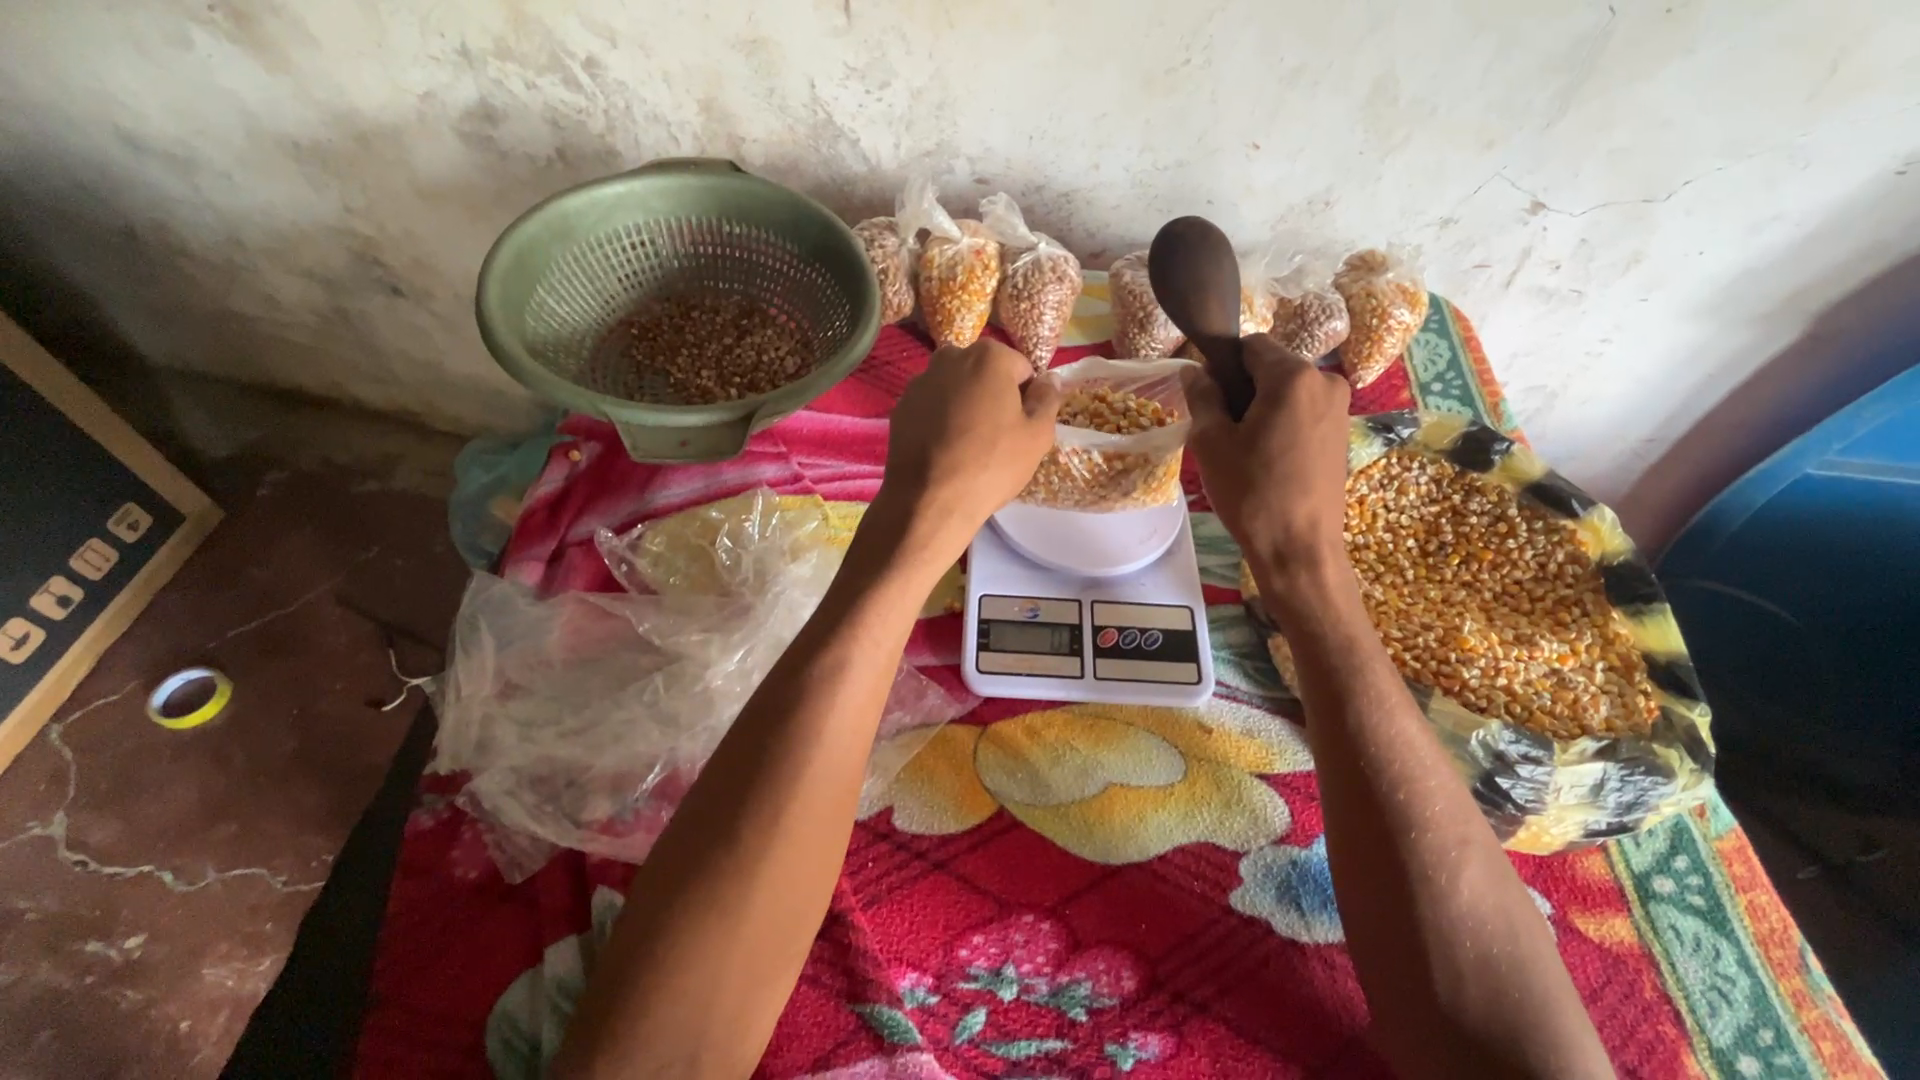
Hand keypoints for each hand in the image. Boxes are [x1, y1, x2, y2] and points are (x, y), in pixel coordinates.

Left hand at [871, 339, 1062, 563]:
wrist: (929, 500)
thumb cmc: (992, 464)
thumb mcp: (1037, 435)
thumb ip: (1047, 398)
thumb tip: (1050, 379)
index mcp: (988, 356)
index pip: (1021, 368)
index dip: (1026, 398)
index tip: (1021, 426)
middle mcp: (949, 358)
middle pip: (984, 374)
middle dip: (993, 396)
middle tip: (997, 436)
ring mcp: (919, 382)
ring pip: (955, 389)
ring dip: (965, 407)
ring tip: (968, 446)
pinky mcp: (900, 408)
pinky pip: (931, 408)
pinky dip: (940, 421)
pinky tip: (944, 451)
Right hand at [1183, 335, 1351, 581]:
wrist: (1299, 548)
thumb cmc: (1251, 492)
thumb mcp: (1211, 442)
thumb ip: (1202, 397)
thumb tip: (1195, 371)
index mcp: (1294, 375)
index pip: (1250, 345)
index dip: (1222, 365)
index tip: (1207, 399)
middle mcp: (1326, 381)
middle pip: (1271, 367)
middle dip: (1243, 389)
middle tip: (1222, 431)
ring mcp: (1340, 408)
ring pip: (1288, 392)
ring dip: (1262, 409)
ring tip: (1244, 451)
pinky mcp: (1342, 434)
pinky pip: (1303, 413)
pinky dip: (1281, 425)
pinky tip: (1267, 461)